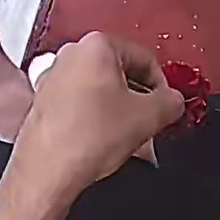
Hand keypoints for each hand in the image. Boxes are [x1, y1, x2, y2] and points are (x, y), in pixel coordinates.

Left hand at [10, 32, 185, 201]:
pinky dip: (96, 116)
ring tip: (127, 135)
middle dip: (139, 97)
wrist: (46, 172)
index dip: (161, 85)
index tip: (165, 104)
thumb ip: (171, 102)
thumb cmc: (87, 138)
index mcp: (98, 46)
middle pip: (121, 72)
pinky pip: (81, 101)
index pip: (145, 59)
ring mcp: (54, 77)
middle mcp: (73, 54)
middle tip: (149, 120)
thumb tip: (174, 101)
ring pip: (101, 88)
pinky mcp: (45, 100)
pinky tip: (103, 140)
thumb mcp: (149, 117)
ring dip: (119, 108)